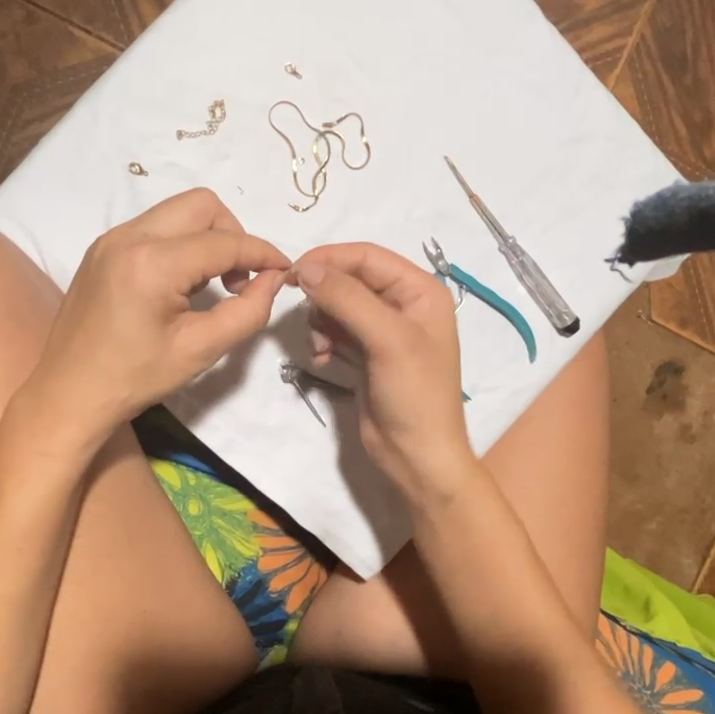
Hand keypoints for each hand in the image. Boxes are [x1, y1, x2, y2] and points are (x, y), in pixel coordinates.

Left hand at [24, 188, 289, 434]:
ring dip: (206, 237)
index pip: (224, 241)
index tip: (284, 271)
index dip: (262, 253)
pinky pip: (154, 226)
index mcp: (152, 263)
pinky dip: (180, 244)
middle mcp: (128, 237)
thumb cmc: (136, 378)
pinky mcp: (102, 248)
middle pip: (202, 204)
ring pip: (177, 212)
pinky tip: (181, 285)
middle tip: (239, 279)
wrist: (69, 393)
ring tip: (212, 284)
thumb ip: (247, 311)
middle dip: (233, 235)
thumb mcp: (201, 350)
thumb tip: (274, 278)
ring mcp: (111, 238)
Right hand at [289, 243, 475, 498]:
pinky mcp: (366, 355)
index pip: (368, 256)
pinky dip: (323, 340)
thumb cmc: (414, 394)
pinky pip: (335, 332)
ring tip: (320, 347)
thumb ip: (348, 299)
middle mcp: (404, 305)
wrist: (417, 457)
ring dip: (321, 321)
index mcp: (421, 291)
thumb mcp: (387, 340)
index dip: (330, 259)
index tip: (293, 274)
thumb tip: (307, 269)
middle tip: (307, 317)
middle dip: (325, 295)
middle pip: (350, 279)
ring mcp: (383, 332)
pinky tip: (322, 360)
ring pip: (338, 305)